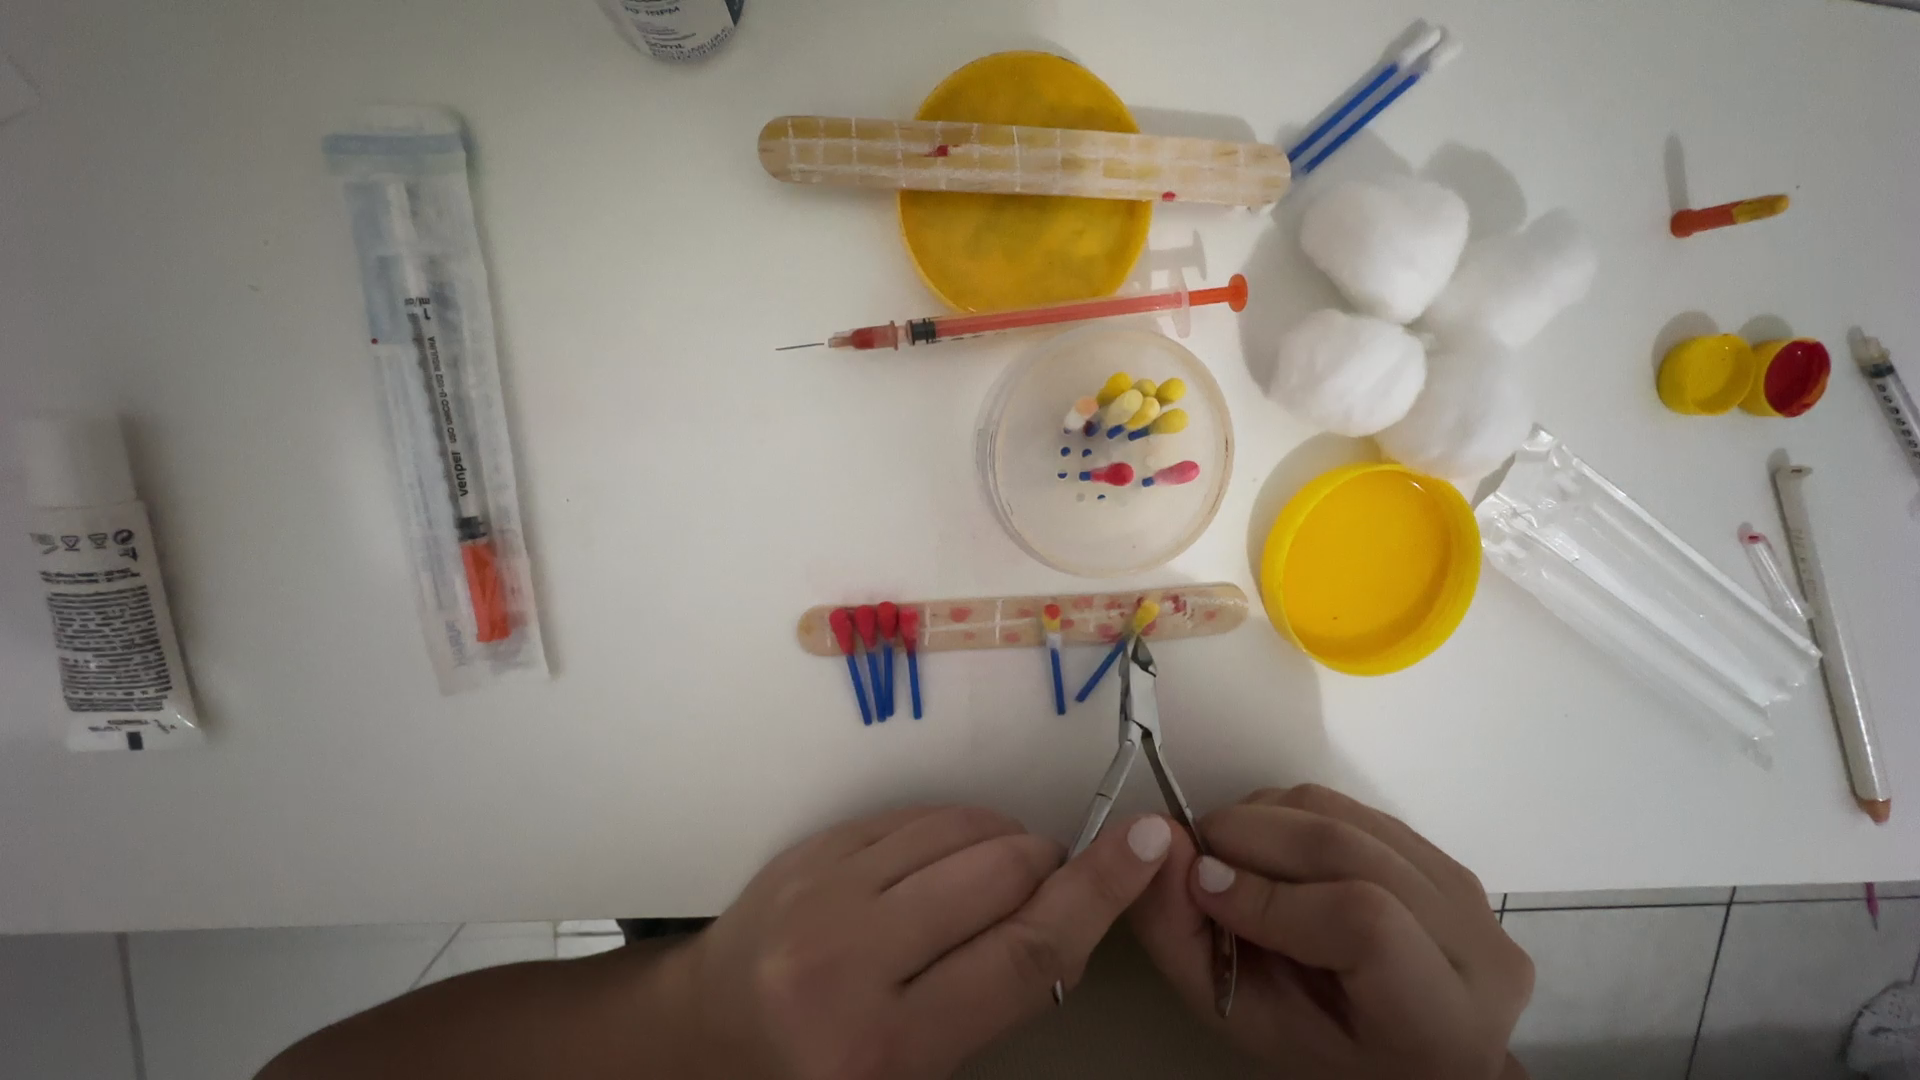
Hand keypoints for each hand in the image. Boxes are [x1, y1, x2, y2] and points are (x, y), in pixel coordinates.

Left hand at [654, 805, 1175, 1079]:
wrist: (711, 1032)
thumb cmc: (825, 1067)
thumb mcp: (919, 1063)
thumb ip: (998, 991)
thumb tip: (1073, 912)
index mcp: (885, 1045)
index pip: (1020, 953)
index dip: (1095, 894)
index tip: (1143, 847)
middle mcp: (848, 960)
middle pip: (997, 874)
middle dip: (1045, 864)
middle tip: (1048, 876)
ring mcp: (821, 892)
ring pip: (957, 830)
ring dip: (1001, 838)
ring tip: (999, 865)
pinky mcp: (811, 849)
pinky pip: (912, 813)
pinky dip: (952, 826)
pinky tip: (951, 850)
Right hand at [1129, 785, 1532, 1079]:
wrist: (1401, 1050)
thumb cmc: (1321, 1051)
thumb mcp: (1241, 1019)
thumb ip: (1185, 940)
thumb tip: (1161, 843)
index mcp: (1440, 1020)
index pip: (1363, 922)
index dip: (1270, 894)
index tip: (1200, 885)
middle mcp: (1474, 945)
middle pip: (1344, 847)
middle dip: (1246, 835)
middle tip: (1194, 855)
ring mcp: (1464, 891)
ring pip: (1338, 812)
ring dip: (1261, 817)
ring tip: (1231, 855)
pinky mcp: (1440, 854)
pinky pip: (1345, 804)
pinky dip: (1286, 813)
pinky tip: (1272, 850)